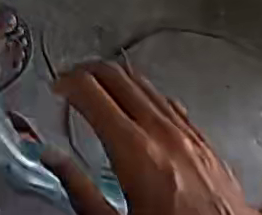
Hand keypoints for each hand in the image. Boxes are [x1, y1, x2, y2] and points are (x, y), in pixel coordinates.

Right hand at [46, 61, 255, 214]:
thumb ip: (79, 189)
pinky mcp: (209, 149)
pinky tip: (139, 113)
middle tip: (71, 84)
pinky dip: (145, 97)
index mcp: (135, 150)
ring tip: (99, 93)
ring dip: (114, 80)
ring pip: (142, 83)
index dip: (64, 82)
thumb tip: (51, 157)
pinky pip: (171, 104)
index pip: (88, 88)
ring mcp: (190, 138)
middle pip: (113, 74)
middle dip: (84, 72)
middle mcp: (163, 134)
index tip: (55, 90)